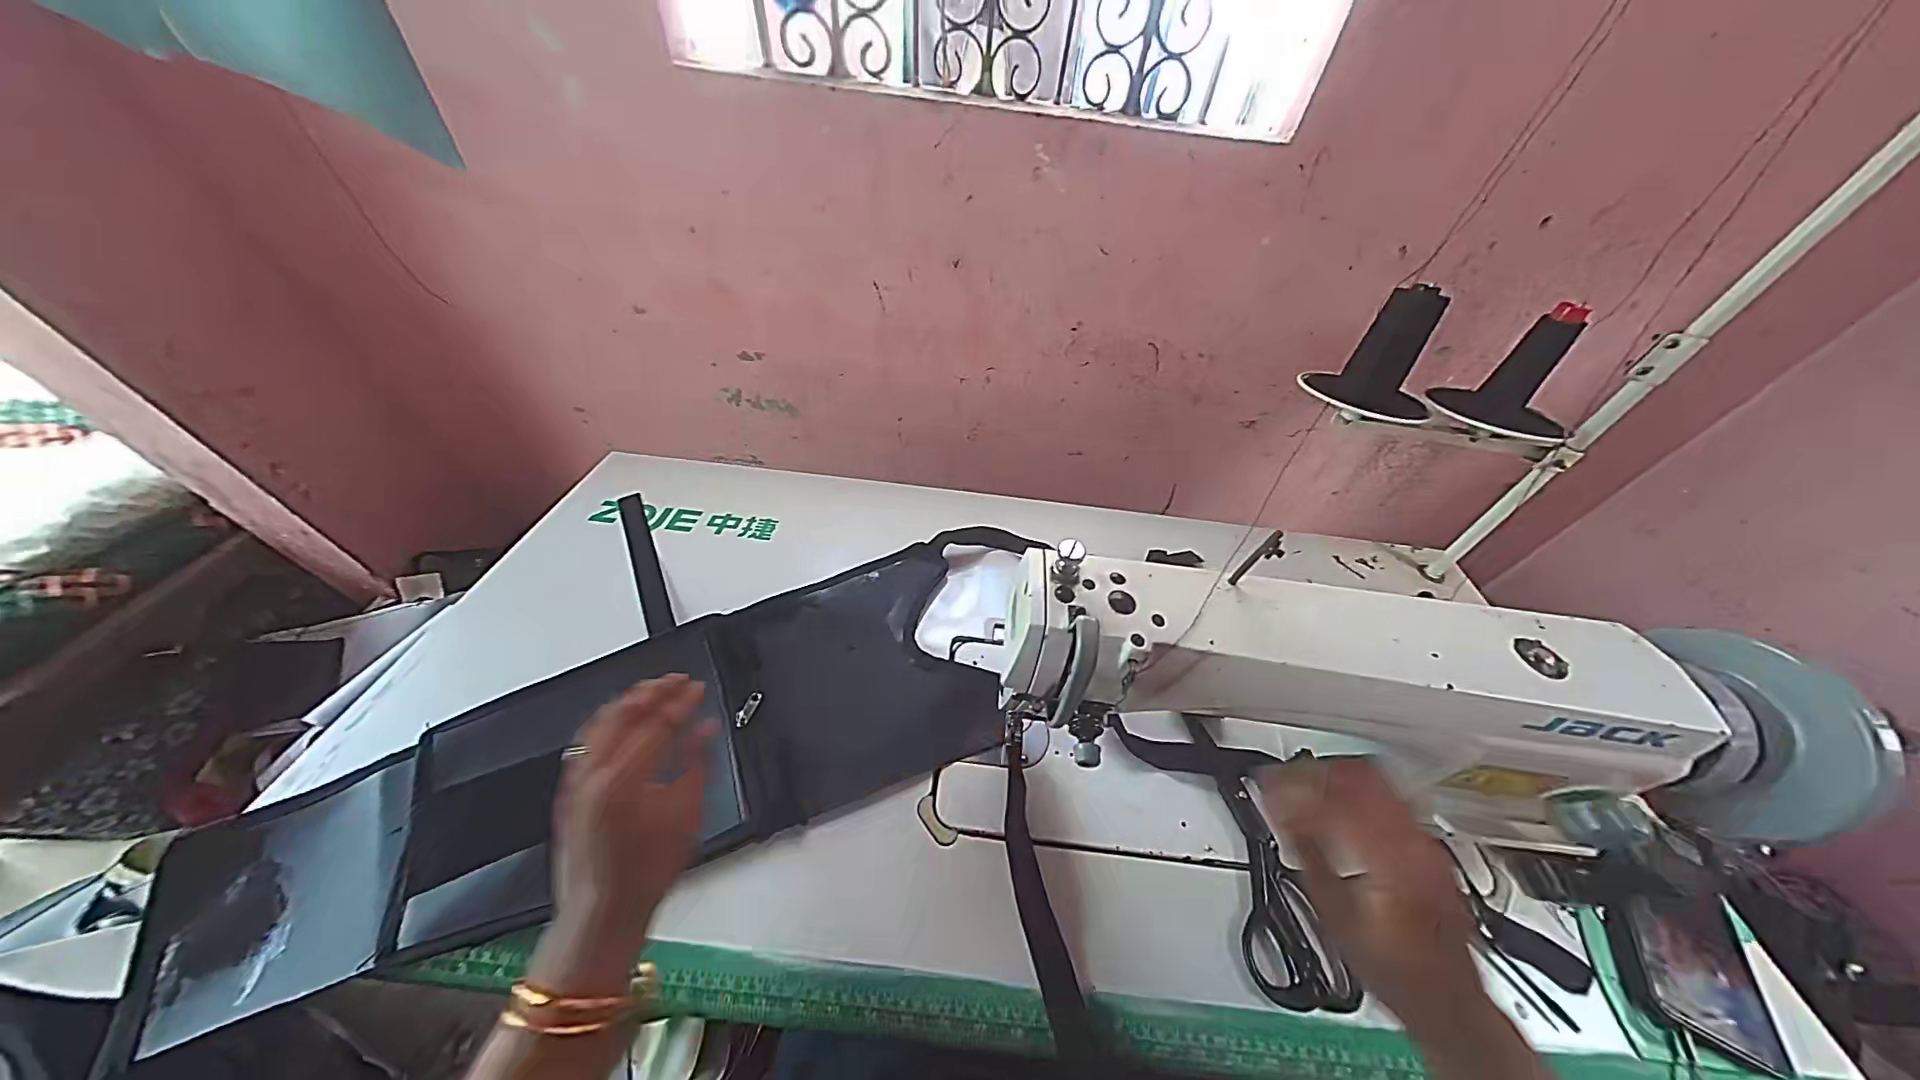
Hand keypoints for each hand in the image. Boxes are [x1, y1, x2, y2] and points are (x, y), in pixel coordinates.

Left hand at [534, 674, 711, 991]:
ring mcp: (575, 782)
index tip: (696, 688)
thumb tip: (705, 728)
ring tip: (652, 691)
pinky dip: (607, 721)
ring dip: (628, 702)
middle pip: (624, 714)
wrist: (601, 912)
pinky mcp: (568, 790)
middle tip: (677, 680)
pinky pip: (585, 741)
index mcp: (623, 781)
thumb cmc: (645, 873)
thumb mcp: (685, 814)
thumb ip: (696, 763)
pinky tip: (621, 718)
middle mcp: (592, 776)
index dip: (681, 701)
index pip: (657, 724)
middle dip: (654, 691)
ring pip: (600, 723)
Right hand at [1258, 758, 1477, 1028]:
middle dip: (1317, 771)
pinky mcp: (1432, 848)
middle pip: (1357, 775)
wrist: (1443, 996)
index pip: (1328, 795)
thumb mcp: (1330, 911)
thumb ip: (1305, 852)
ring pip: (1379, 781)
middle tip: (1289, 776)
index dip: (1291, 781)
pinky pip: (1394, 800)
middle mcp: (1409, 841)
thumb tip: (1281, 812)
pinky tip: (1344, 805)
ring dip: (1339, 777)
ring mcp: (1426, 842)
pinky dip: (1362, 792)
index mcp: (1381, 854)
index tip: (1269, 780)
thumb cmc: (1390, 966)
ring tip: (1313, 785)